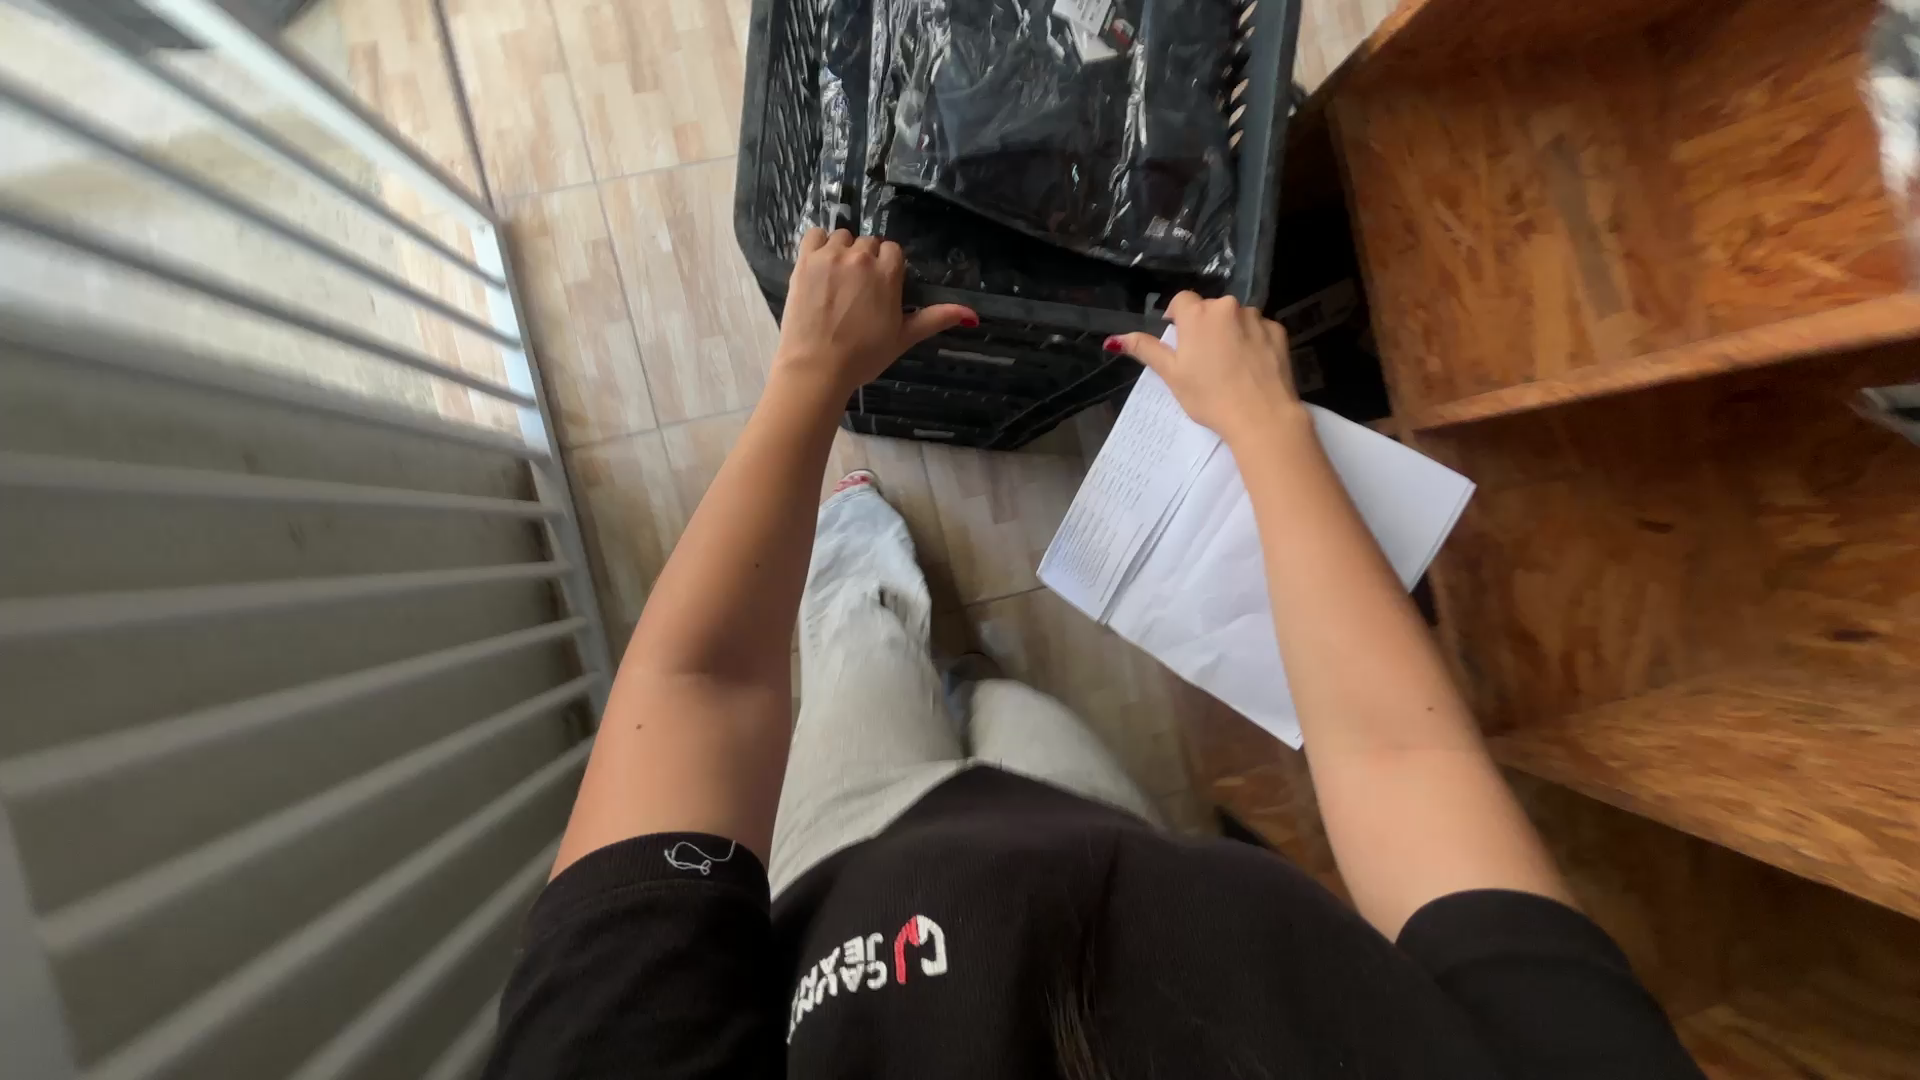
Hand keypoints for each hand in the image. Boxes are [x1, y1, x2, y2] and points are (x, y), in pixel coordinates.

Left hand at [773, 228, 975, 397]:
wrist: (817, 368)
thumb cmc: (864, 357)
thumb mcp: (903, 338)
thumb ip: (935, 319)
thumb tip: (972, 314)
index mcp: (887, 273)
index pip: (893, 250)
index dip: (888, 268)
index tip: (881, 289)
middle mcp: (860, 257)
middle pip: (868, 243)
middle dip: (867, 261)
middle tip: (858, 291)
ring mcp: (830, 256)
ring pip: (843, 237)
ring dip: (843, 251)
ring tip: (839, 280)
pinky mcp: (804, 260)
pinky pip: (815, 234)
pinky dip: (819, 245)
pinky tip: (820, 266)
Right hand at [1109, 292, 1300, 443]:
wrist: (1261, 416)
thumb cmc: (1208, 396)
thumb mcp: (1171, 374)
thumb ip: (1146, 350)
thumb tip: (1113, 339)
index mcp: (1198, 315)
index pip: (1182, 300)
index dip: (1177, 318)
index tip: (1179, 341)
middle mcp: (1228, 307)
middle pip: (1210, 309)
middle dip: (1204, 327)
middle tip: (1202, 361)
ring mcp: (1257, 318)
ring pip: (1235, 319)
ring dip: (1229, 333)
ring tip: (1229, 366)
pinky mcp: (1278, 331)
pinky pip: (1259, 330)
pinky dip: (1252, 342)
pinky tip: (1250, 367)